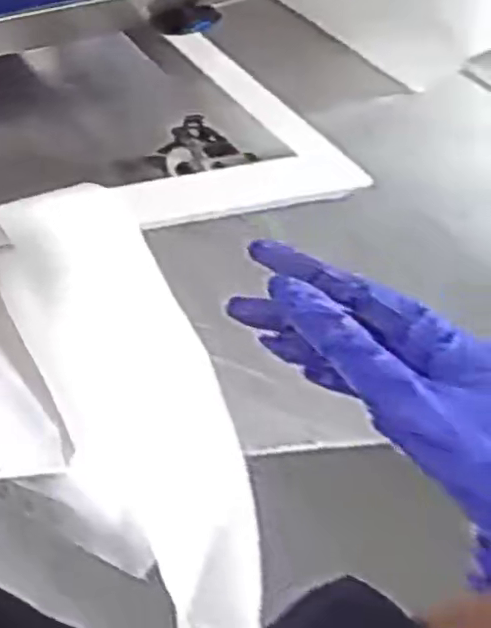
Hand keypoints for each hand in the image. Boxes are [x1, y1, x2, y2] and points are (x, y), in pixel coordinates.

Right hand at [227, 241, 490, 587]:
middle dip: (290, 308)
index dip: (306, 271)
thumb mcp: (401, 392)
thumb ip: (344, 343)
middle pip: (350, 320)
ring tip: (259, 328)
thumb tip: (293, 293)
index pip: (358, 293)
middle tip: (245, 300)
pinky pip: (361, 372)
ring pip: (351, 347)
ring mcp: (432, 385)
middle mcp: (437, 358)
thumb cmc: (487, 458)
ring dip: (300, 336)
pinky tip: (304, 363)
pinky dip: (325, 363)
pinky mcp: (425, 410)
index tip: (263, 254)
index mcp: (440, 344)